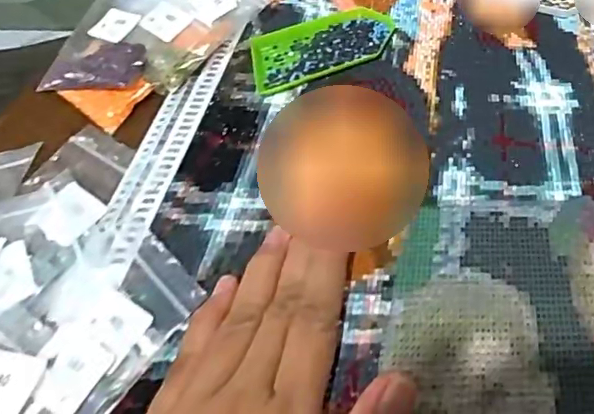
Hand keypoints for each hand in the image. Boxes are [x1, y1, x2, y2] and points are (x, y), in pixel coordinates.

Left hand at [151, 225, 417, 413]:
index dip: (328, 263)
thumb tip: (403, 375)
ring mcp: (198, 402)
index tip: (340, 217)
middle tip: (312, 202)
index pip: (313, 317)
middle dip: (299, 252)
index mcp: (285, 408)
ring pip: (238, 320)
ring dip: (262, 271)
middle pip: (279, 308)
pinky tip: (223, 286)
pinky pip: (190, 356)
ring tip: (279, 227)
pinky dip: (209, 317)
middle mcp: (243, 392)